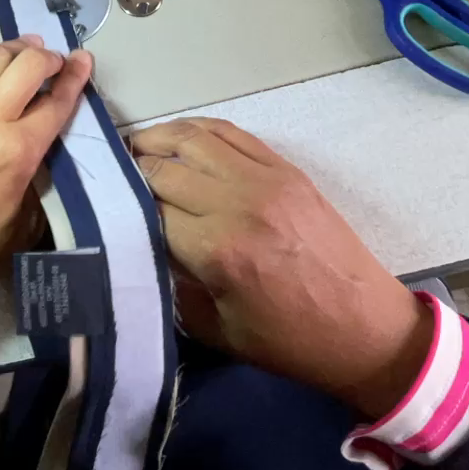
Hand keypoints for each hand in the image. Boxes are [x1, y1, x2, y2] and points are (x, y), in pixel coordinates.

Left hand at [0, 36, 91, 326]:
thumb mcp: (23, 225)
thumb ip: (39, 177)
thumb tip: (44, 148)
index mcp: (15, 152)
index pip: (54, 102)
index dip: (76, 77)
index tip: (86, 59)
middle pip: (24, 64)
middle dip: (48, 57)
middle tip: (58, 62)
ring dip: (16, 52)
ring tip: (29, 54)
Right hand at [131, 118, 432, 418]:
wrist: (368, 331)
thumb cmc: (288, 341)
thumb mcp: (215, 328)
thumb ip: (169, 281)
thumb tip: (138, 240)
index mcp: (217, 250)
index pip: (147, 210)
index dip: (120, 206)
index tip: (100, 205)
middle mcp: (236, 204)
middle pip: (162, 169)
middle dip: (130, 172)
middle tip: (109, 177)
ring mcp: (263, 179)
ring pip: (191, 138)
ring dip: (155, 138)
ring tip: (134, 148)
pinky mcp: (284, 168)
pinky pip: (229, 132)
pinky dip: (195, 128)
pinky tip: (175, 136)